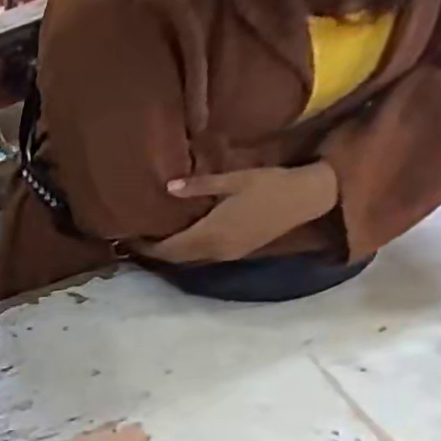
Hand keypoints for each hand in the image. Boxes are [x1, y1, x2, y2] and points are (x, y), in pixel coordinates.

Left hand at [135, 162, 338, 264]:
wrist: (310, 196)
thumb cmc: (271, 184)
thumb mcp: (234, 180)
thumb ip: (200, 186)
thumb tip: (167, 186)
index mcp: (210, 234)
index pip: (168, 249)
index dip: (146, 247)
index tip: (130, 239)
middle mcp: (214, 250)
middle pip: (174, 257)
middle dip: (154, 252)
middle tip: (136, 240)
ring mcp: (227, 254)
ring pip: (188, 260)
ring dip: (170, 253)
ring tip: (153, 241)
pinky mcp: (236, 253)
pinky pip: (202, 257)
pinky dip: (186, 252)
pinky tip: (181, 240)